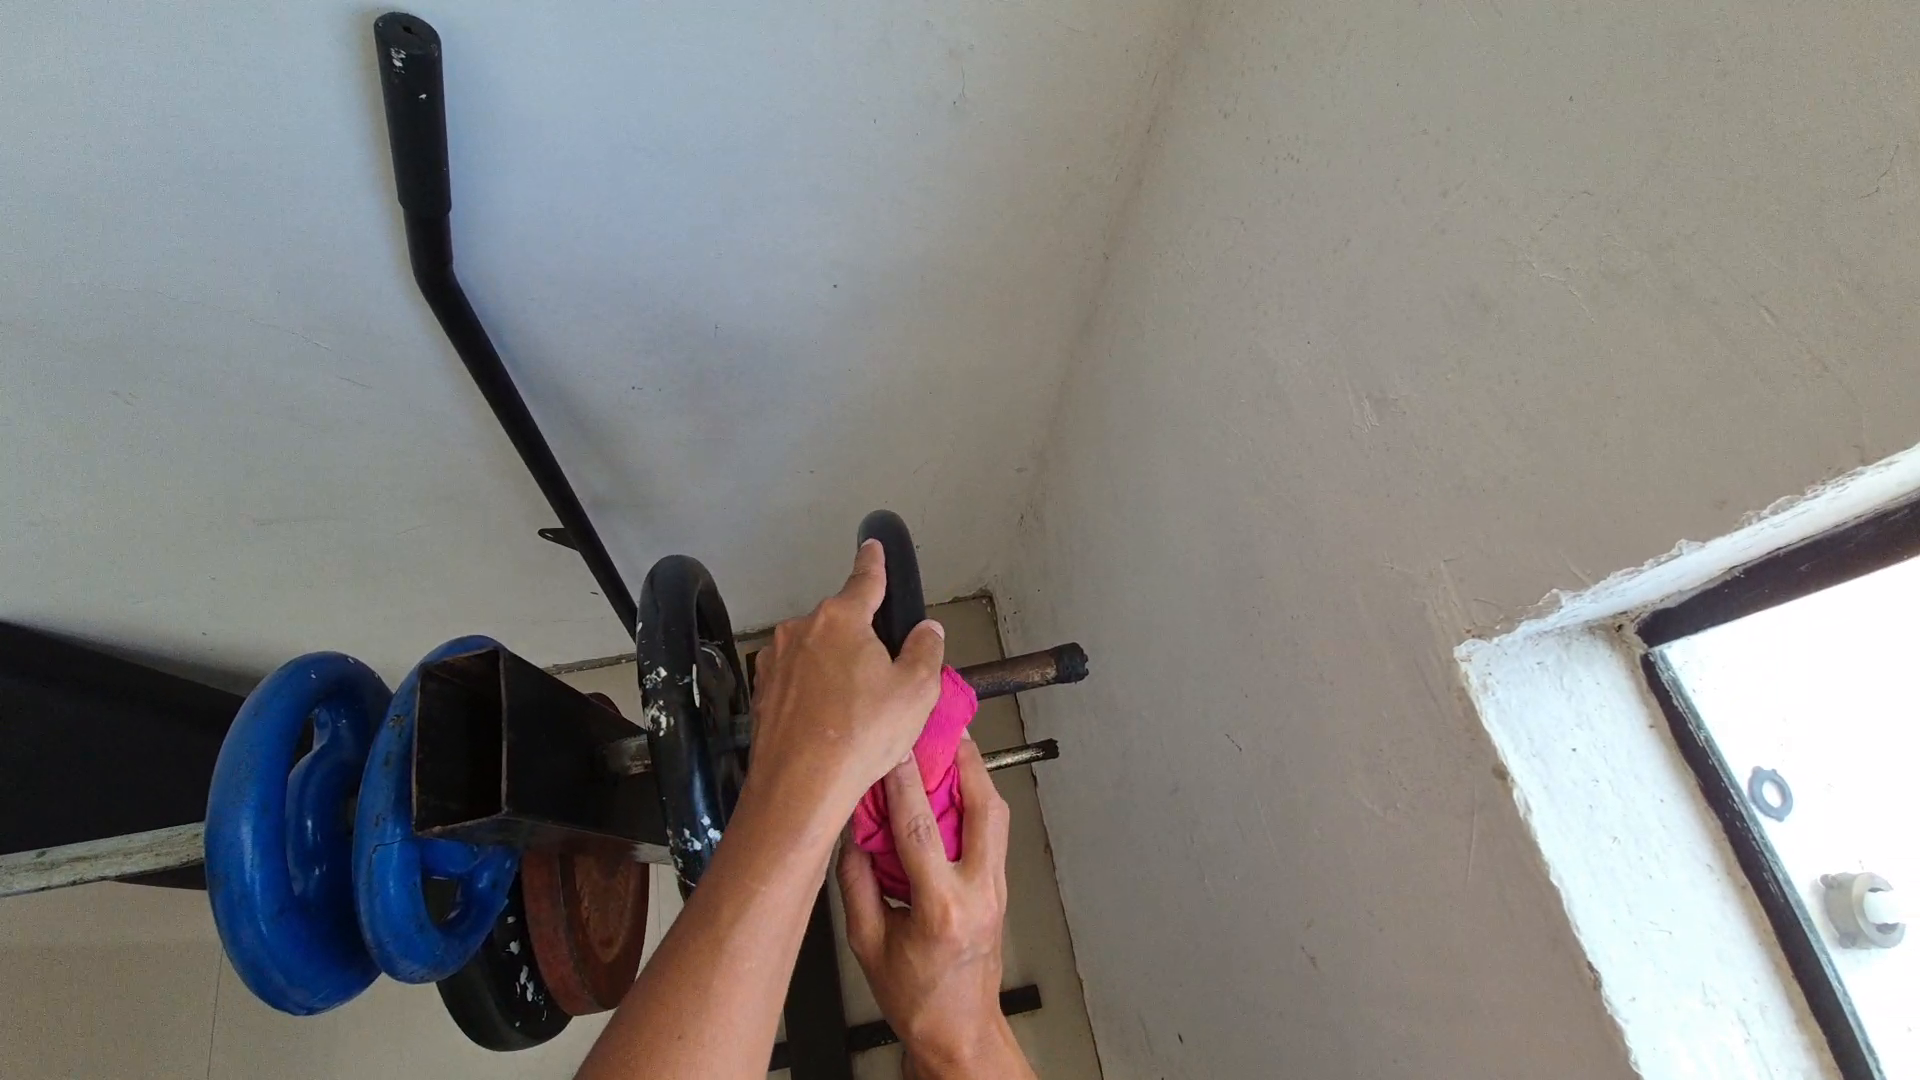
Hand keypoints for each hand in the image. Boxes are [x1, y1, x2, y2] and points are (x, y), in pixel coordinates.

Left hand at [744, 538, 946, 815]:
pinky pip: (799, 677)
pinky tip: (828, 721)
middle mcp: (803, 629)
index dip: (874, 561)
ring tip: (855, 711)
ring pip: (818, 651)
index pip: (865, 579)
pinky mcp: (763, 690)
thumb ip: (925, 650)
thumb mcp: (916, 691)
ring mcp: (777, 660)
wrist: (798, 787)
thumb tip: (926, 630)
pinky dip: (814, 689)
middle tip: (884, 680)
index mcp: (841, 618)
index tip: (872, 544)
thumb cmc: (863, 734)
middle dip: (863, 638)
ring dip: (836, 666)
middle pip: (842, 621)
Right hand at [838, 740, 1033, 1078]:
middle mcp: (979, 891)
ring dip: (976, 774)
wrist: (960, 1030)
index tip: (894, 748)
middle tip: (944, 727)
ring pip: (997, 813)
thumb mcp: (868, 943)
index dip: (904, 781)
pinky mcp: (1001, 886)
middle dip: (965, 760)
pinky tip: (958, 786)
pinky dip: (978, 799)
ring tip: (953, 745)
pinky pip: (994, 830)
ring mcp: (997, 887)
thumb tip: (851, 830)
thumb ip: (856, 881)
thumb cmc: (915, 998)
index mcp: (941, 909)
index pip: (919, 828)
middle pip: (983, 807)